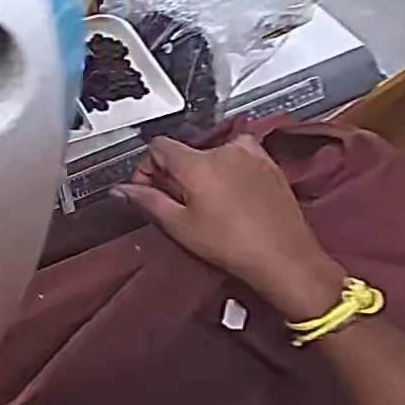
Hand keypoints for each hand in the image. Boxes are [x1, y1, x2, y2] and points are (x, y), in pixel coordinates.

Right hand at [113, 134, 345, 318]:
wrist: (283, 256)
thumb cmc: (232, 245)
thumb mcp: (179, 225)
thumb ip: (146, 201)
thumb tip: (122, 190)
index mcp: (197, 163)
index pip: (158, 148)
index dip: (146, 168)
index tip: (146, 189)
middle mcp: (224, 151)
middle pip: (184, 151)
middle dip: (172, 173)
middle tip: (173, 203)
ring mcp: (250, 154)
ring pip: (211, 154)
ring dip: (200, 172)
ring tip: (202, 202)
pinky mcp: (268, 164)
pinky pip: (237, 158)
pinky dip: (225, 171)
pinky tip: (227, 199)